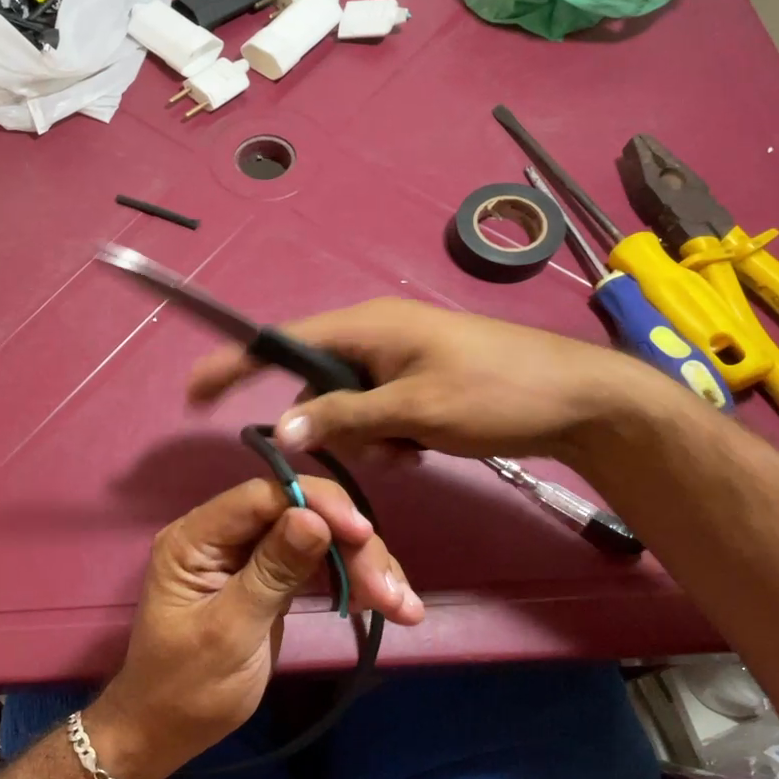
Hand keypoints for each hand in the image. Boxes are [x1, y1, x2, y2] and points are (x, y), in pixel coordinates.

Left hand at [84, 476, 422, 778]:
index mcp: (194, 539)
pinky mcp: (268, 581)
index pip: (261, 497)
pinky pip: (316, 567)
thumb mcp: (230, 632)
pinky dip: (352, 583)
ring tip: (402, 608)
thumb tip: (312, 518)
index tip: (363, 535)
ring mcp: (246, 558)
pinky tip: (385, 606)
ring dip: (362, 567)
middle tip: (391, 594)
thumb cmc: (187, 686)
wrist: (168, 730)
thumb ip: (270, 573)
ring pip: (315, 539)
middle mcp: (220, 538)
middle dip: (350, 546)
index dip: (316, 504)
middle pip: (297, 514)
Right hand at [186, 297, 672, 460]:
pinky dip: (388, 437)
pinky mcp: (417, 380)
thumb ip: (342, 418)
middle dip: (328, 423)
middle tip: (375, 448)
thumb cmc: (497, 394)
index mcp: (367, 327)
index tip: (195, 391)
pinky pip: (376, 412)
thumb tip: (280, 429)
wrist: (583, 402)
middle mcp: (374, 336)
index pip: (282, 341)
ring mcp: (397, 359)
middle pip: (314, 383)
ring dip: (365, 437)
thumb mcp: (414, 411)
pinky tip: (422, 449)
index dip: (234, 364)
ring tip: (411, 451)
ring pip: (345, 405)